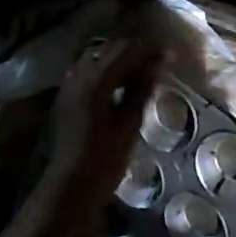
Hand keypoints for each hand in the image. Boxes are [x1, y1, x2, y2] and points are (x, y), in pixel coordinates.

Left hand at [43, 39, 161, 211]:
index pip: (126, 51)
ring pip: (97, 58)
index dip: (149, 50)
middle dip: (135, 52)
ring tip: (143, 72)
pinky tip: (122, 85)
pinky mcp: (65, 96)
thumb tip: (155, 65)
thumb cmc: (104, 160)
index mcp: (95, 80)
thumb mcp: (129, 124)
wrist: (70, 186)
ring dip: (120, 60)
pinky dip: (107, 71)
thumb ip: (141, 90)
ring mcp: (68, 85)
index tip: (170, 54)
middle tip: (159, 62)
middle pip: (109, 50)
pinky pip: (88, 71)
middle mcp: (78, 75)